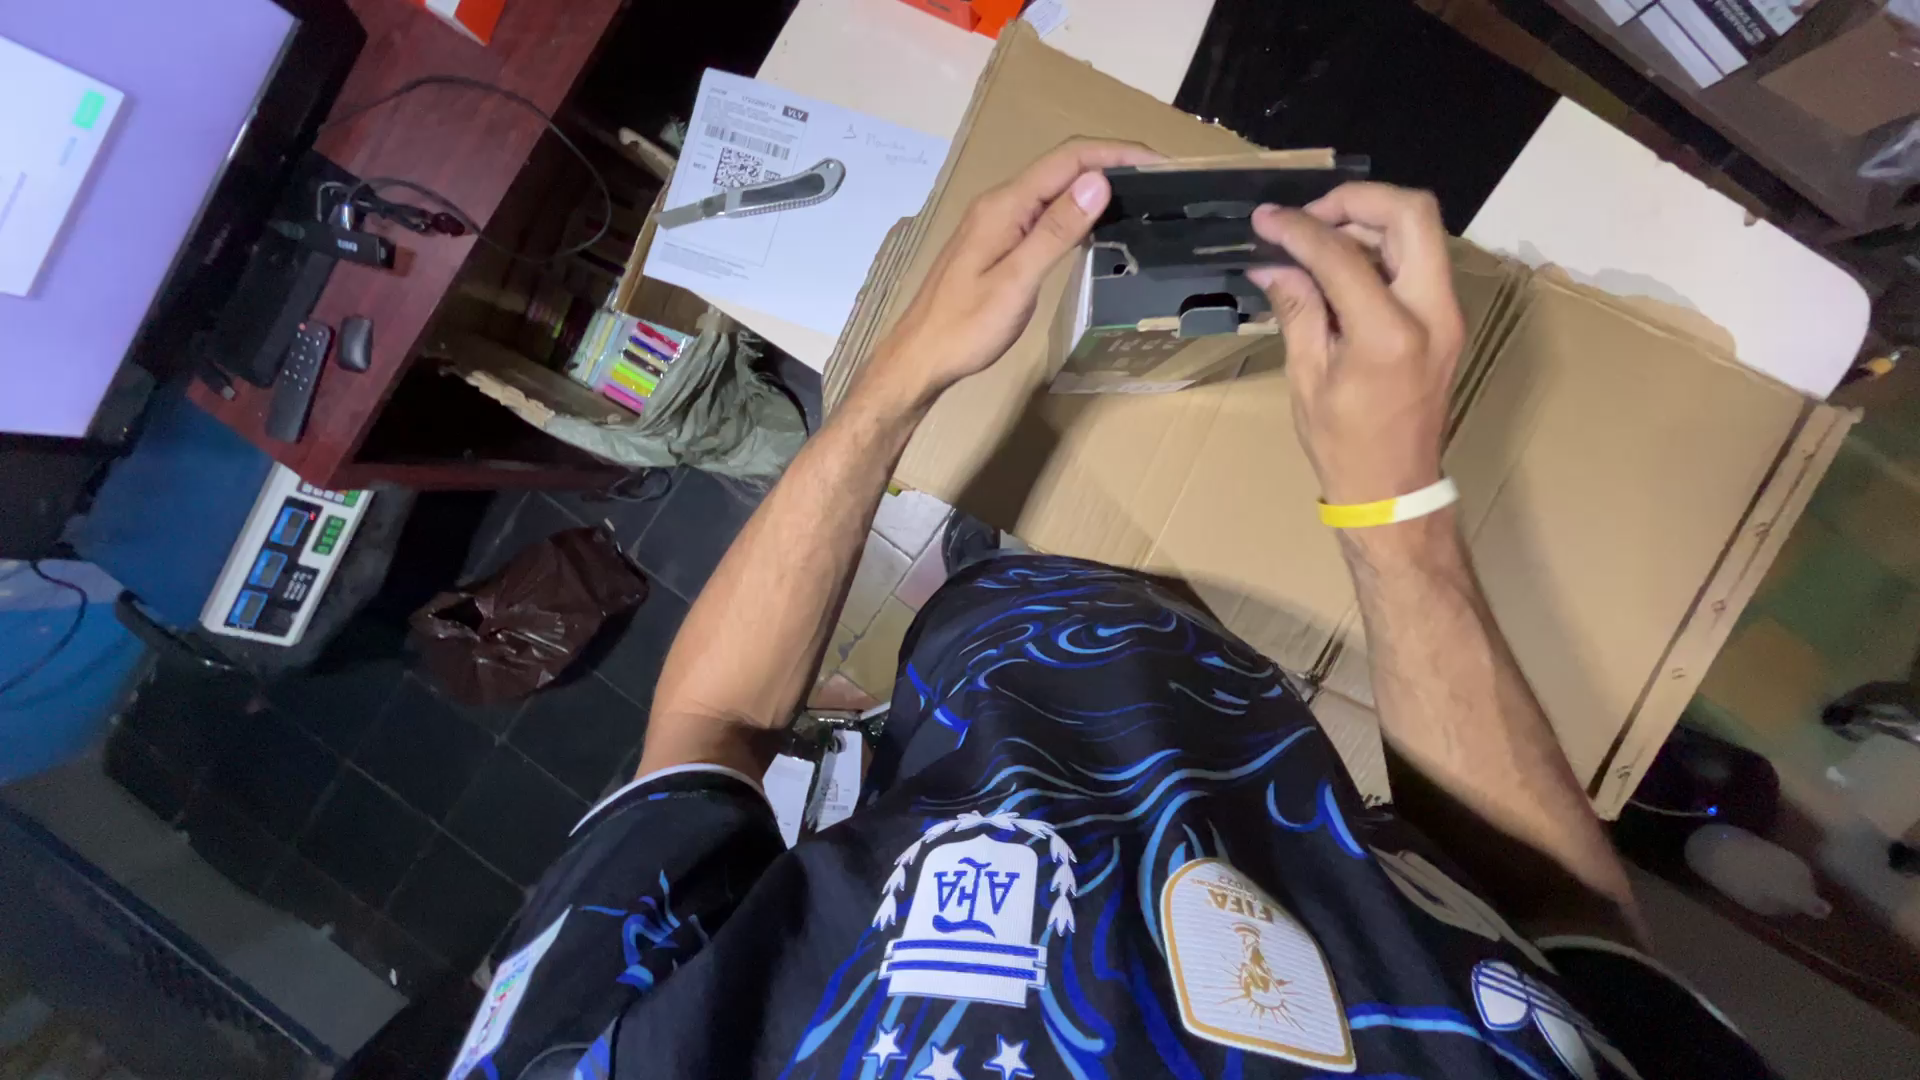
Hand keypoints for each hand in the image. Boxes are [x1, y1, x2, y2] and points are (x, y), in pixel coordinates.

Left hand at [856, 139, 1162, 413]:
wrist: (920, 357)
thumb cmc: (965, 328)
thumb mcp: (1016, 282)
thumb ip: (1055, 232)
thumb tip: (1097, 182)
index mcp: (1004, 206)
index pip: (1067, 160)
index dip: (1116, 154)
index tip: (1159, 164)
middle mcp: (998, 205)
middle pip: (1061, 169)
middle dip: (1110, 166)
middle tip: (1158, 183)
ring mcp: (994, 225)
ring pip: (1051, 192)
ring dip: (1093, 189)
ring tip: (1136, 201)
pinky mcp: (994, 245)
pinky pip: (1040, 216)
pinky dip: (1072, 215)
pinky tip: (1093, 230)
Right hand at [1247, 183, 1463, 507]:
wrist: (1393, 487)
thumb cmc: (1341, 444)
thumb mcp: (1307, 378)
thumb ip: (1298, 311)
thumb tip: (1272, 266)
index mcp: (1387, 334)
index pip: (1343, 256)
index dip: (1299, 230)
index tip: (1266, 221)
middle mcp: (1432, 311)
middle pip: (1411, 214)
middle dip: (1355, 202)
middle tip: (1307, 217)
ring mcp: (1449, 312)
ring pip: (1421, 231)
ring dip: (1369, 221)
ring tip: (1317, 240)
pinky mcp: (1447, 318)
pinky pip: (1419, 260)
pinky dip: (1381, 248)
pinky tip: (1341, 265)